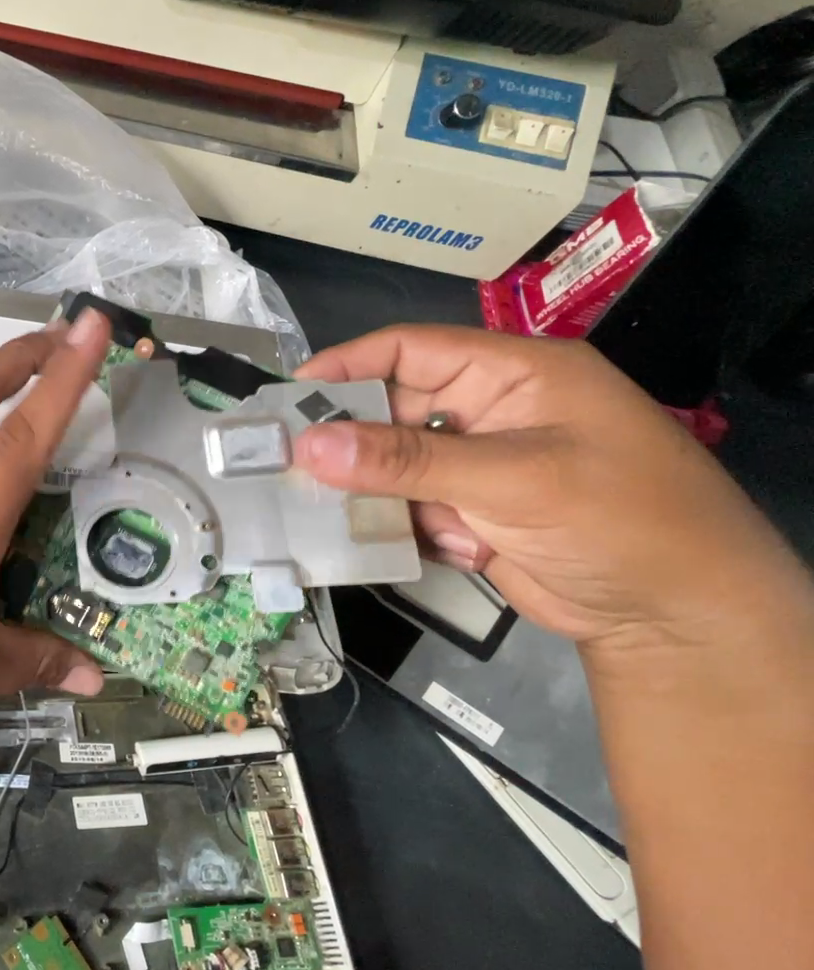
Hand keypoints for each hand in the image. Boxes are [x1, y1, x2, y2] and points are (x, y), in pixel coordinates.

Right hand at [292, 324, 810, 648]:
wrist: (683, 620)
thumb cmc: (621, 520)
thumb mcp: (512, 479)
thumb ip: (403, 460)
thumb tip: (305, 443)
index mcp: (513, 374)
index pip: (408, 349)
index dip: (344, 366)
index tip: (286, 396)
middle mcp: (488, 410)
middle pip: (389, 410)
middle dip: (353, 443)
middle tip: (297, 468)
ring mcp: (477, 463)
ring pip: (389, 464)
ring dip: (386, 495)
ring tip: (396, 521)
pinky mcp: (469, 508)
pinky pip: (405, 505)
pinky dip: (409, 526)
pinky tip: (456, 546)